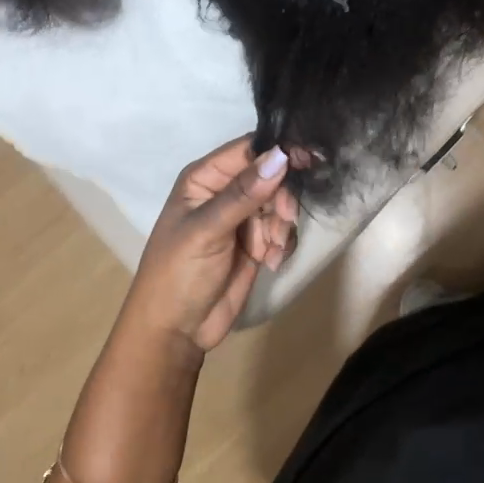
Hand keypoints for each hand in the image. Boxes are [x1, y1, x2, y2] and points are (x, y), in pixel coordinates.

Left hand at [120, 137, 299, 355]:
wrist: (175, 333)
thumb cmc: (178, 274)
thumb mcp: (207, 231)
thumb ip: (244, 194)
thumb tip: (281, 155)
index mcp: (205, 178)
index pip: (248, 149)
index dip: (278, 151)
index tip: (307, 159)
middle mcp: (225, 191)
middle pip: (271, 175)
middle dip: (282, 197)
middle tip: (285, 219)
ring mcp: (242, 218)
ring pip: (281, 203)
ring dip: (282, 224)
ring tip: (269, 248)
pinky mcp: (256, 242)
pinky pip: (283, 229)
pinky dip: (282, 243)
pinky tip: (270, 261)